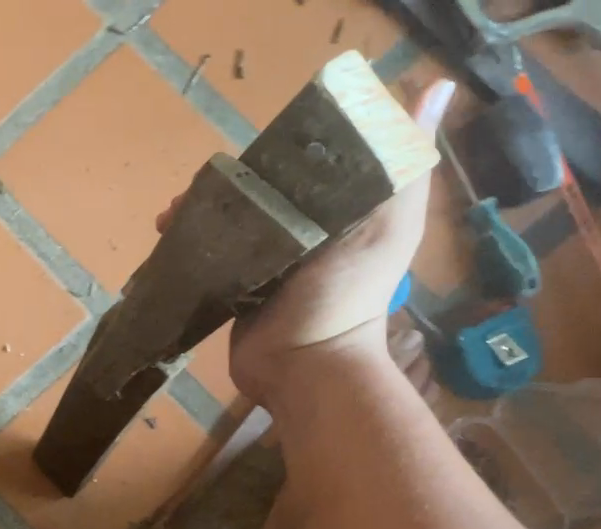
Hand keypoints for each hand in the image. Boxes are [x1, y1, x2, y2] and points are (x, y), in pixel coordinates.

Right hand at [158, 80, 455, 405]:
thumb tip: (435, 89)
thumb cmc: (347, 295)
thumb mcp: (389, 224)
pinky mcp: (233, 292)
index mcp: (338, 212)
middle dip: (222, 188)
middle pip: (256, 195)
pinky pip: (208, 262)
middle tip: (191, 192)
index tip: (239, 152)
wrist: (302, 366)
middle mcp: (301, 233)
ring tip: (168, 216)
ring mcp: (264, 265)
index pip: (301, 168)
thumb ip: (404, 165)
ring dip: (196, 216)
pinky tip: (165, 241)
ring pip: (226, 226)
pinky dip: (186, 249)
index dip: (269, 153)